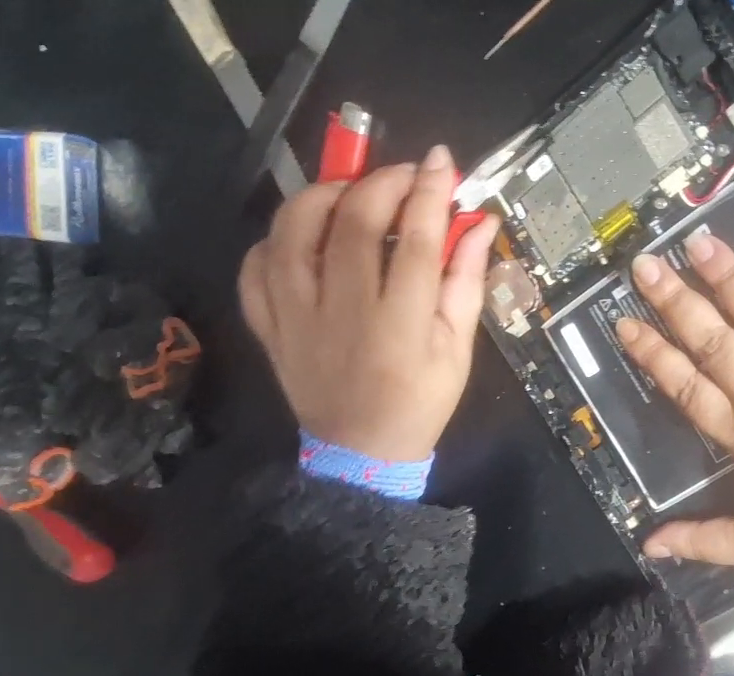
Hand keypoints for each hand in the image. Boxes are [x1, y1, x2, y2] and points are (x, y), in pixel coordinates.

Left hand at [238, 145, 501, 461]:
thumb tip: (479, 224)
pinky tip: (300, 238)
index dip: (430, 192)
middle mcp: (343, 313)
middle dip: (382, 182)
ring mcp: (296, 319)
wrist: (362, 455)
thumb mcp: (456, 352)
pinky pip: (254, 270)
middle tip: (403, 175)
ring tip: (346, 193)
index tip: (442, 162)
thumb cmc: (419, 404)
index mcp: (399, 326)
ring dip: (320, 197)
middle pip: (353, 223)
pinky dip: (272, 242)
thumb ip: (464, 285)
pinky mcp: (269, 329)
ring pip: (292, 233)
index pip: (414, 240)